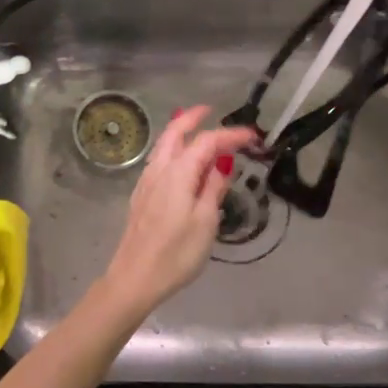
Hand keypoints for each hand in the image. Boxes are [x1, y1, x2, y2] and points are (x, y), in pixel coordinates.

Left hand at [103, 105, 257, 314]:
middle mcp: (158, 170)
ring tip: (196, 131)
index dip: (230, 135)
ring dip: (179, 133)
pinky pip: (158, 161)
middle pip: (174, 133)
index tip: (252, 136)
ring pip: (162, 146)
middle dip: (191, 118)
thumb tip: (222, 163)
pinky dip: (172, 150)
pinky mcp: (141, 196)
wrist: (135, 277)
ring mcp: (146, 182)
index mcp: (178, 172)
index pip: (206, 142)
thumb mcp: (206, 221)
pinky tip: (180, 162)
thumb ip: (213, 188)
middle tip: (208, 111)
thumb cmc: (176, 253)